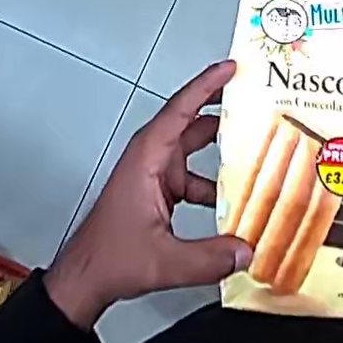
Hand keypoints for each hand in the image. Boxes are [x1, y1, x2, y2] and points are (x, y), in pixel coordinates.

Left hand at [44, 61, 253, 328]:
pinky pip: (193, 175)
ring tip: (254, 143)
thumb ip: (209, 258)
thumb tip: (246, 249)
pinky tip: (237, 199)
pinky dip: (215, 181)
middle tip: (251, 93)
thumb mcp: (164, 260)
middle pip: (190, 119)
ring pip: (193, 148)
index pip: (181, 109)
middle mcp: (152, 156)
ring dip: (221, 145)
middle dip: (219, 104)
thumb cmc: (110, 255)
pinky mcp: (160, 189)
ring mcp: (155, 171)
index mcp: (148, 156)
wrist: (88, 274)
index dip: (206, 85)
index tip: (229, 68)